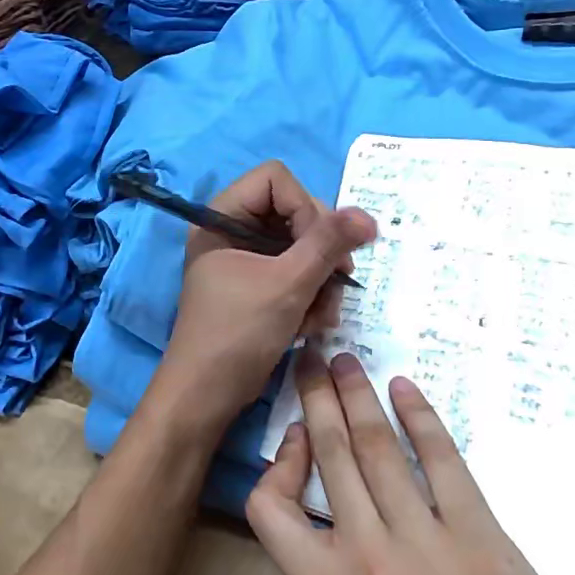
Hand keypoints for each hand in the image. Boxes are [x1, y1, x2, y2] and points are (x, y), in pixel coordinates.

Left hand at [149, 161, 376, 435]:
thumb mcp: (287, 285)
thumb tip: (366, 216)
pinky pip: (296, 271)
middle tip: (336, 282)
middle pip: (294, 210)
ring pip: (302, 245)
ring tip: (319, 314)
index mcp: (221, 217)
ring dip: (320, 280)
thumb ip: (328, 245)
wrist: (207, 395)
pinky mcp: (257, 284)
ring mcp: (245, 258)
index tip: (318, 247)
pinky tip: (311, 324)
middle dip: (320, 250)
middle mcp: (231, 230)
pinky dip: (310, 295)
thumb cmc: (237, 334)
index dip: (305, 206)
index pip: (276, 179)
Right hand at [246, 351, 574, 574]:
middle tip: (310, 359)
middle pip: (332, 455)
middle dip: (316, 398)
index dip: (276, 466)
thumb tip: (321, 535)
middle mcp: (370, 557)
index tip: (293, 441)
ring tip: (346, 361)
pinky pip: (444, 463)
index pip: (270, 510)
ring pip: (378, 448)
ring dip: (358, 396)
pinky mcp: (482, 537)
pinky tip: (405, 390)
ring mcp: (427, 543)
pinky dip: (420, 419)